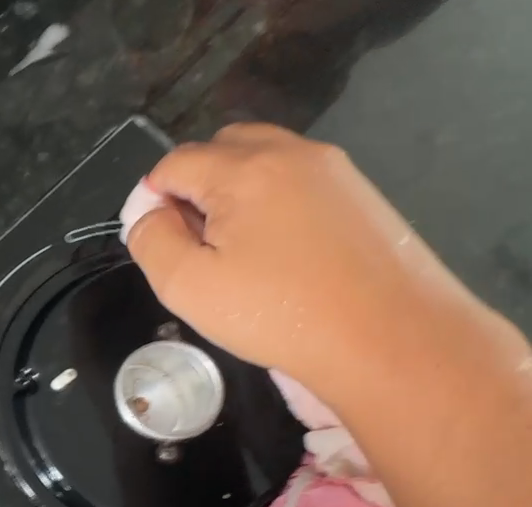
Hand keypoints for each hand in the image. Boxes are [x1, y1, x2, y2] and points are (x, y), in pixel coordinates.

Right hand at [123, 123, 508, 394]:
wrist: (385, 333)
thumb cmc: (273, 312)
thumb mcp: (186, 285)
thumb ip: (151, 240)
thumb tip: (146, 214)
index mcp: (244, 171)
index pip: (174, 163)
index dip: (148, 198)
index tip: (151, 241)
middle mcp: (291, 153)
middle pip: (221, 146)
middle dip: (192, 184)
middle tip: (189, 240)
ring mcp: (332, 169)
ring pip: (261, 159)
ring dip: (231, 191)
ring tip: (229, 248)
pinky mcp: (356, 192)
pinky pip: (295, 179)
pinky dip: (268, 201)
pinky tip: (271, 252)